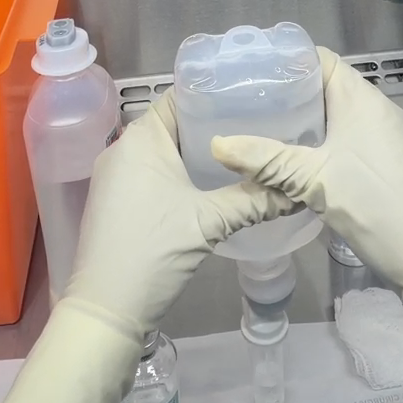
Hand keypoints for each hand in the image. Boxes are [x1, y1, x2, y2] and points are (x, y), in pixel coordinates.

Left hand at [0, 93, 292, 402]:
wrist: (105, 310)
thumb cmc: (154, 251)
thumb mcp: (211, 223)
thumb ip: (256, 200)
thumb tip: (296, 188)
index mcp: (142, 136)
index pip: (180, 96)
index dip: (213, 92)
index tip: (248, 94)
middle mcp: (123, 146)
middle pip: (174, 122)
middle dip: (211, 124)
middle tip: (254, 124)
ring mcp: (115, 174)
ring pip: (163, 148)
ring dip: (195, 150)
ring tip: (239, 151)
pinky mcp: (115, 198)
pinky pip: (152, 169)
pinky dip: (178, 170)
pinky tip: (208, 183)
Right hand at [210, 47, 402, 287]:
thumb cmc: (373, 205)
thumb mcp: (312, 181)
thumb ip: (265, 160)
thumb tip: (218, 144)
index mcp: (360, 97)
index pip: (321, 59)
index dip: (289, 62)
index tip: (255, 74)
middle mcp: (377, 106)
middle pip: (328, 85)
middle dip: (292, 94)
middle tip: (253, 105)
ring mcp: (388, 133)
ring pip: (340, 113)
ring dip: (309, 120)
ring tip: (269, 130)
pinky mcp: (391, 157)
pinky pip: (352, 134)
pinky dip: (326, 139)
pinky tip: (302, 159)